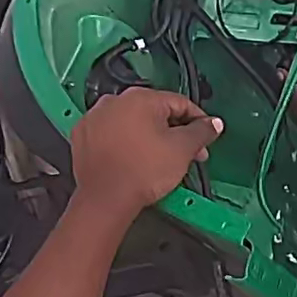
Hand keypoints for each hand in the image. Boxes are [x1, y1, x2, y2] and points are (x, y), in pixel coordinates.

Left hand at [70, 89, 222, 218]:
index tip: (205, 137)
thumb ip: (202, 131)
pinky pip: (112, 133)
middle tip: (188, 154)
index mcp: (142, 98)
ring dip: (150, 136)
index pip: (180, 103)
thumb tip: (214, 123)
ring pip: (132, 121)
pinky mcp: (83, 135)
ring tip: (161, 159)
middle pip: (155, 112)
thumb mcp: (183, 149)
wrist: (106, 198)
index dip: (198, 121)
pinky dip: (125, 142)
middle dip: (175, 131)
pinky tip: (134, 159)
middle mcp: (115, 100)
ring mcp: (95, 117)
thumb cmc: (144, 171)